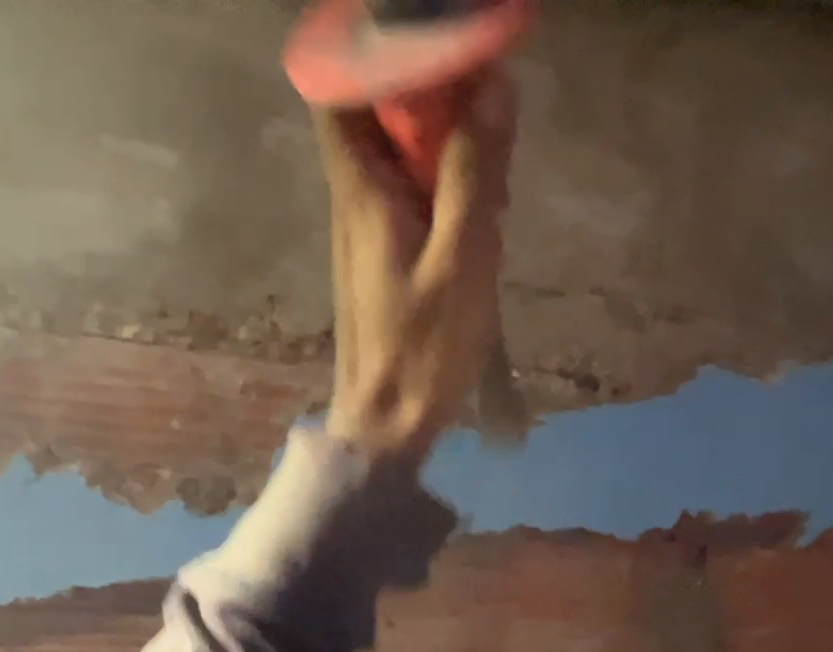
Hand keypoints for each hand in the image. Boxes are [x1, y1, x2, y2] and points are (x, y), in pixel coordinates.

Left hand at [313, 67, 518, 465]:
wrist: (386, 421)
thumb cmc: (422, 348)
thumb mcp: (461, 260)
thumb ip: (473, 173)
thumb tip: (490, 87)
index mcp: (361, 191)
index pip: (338, 92)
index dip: (377, 58)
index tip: (435, 49)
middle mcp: (353, 199)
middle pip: (375, 115)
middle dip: (431, 98)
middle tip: (488, 113)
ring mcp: (366, 228)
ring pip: (397, 154)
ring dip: (445, 145)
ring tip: (494, 169)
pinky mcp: (382, 254)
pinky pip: (409, 194)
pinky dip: (444, 186)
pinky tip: (480, 215)